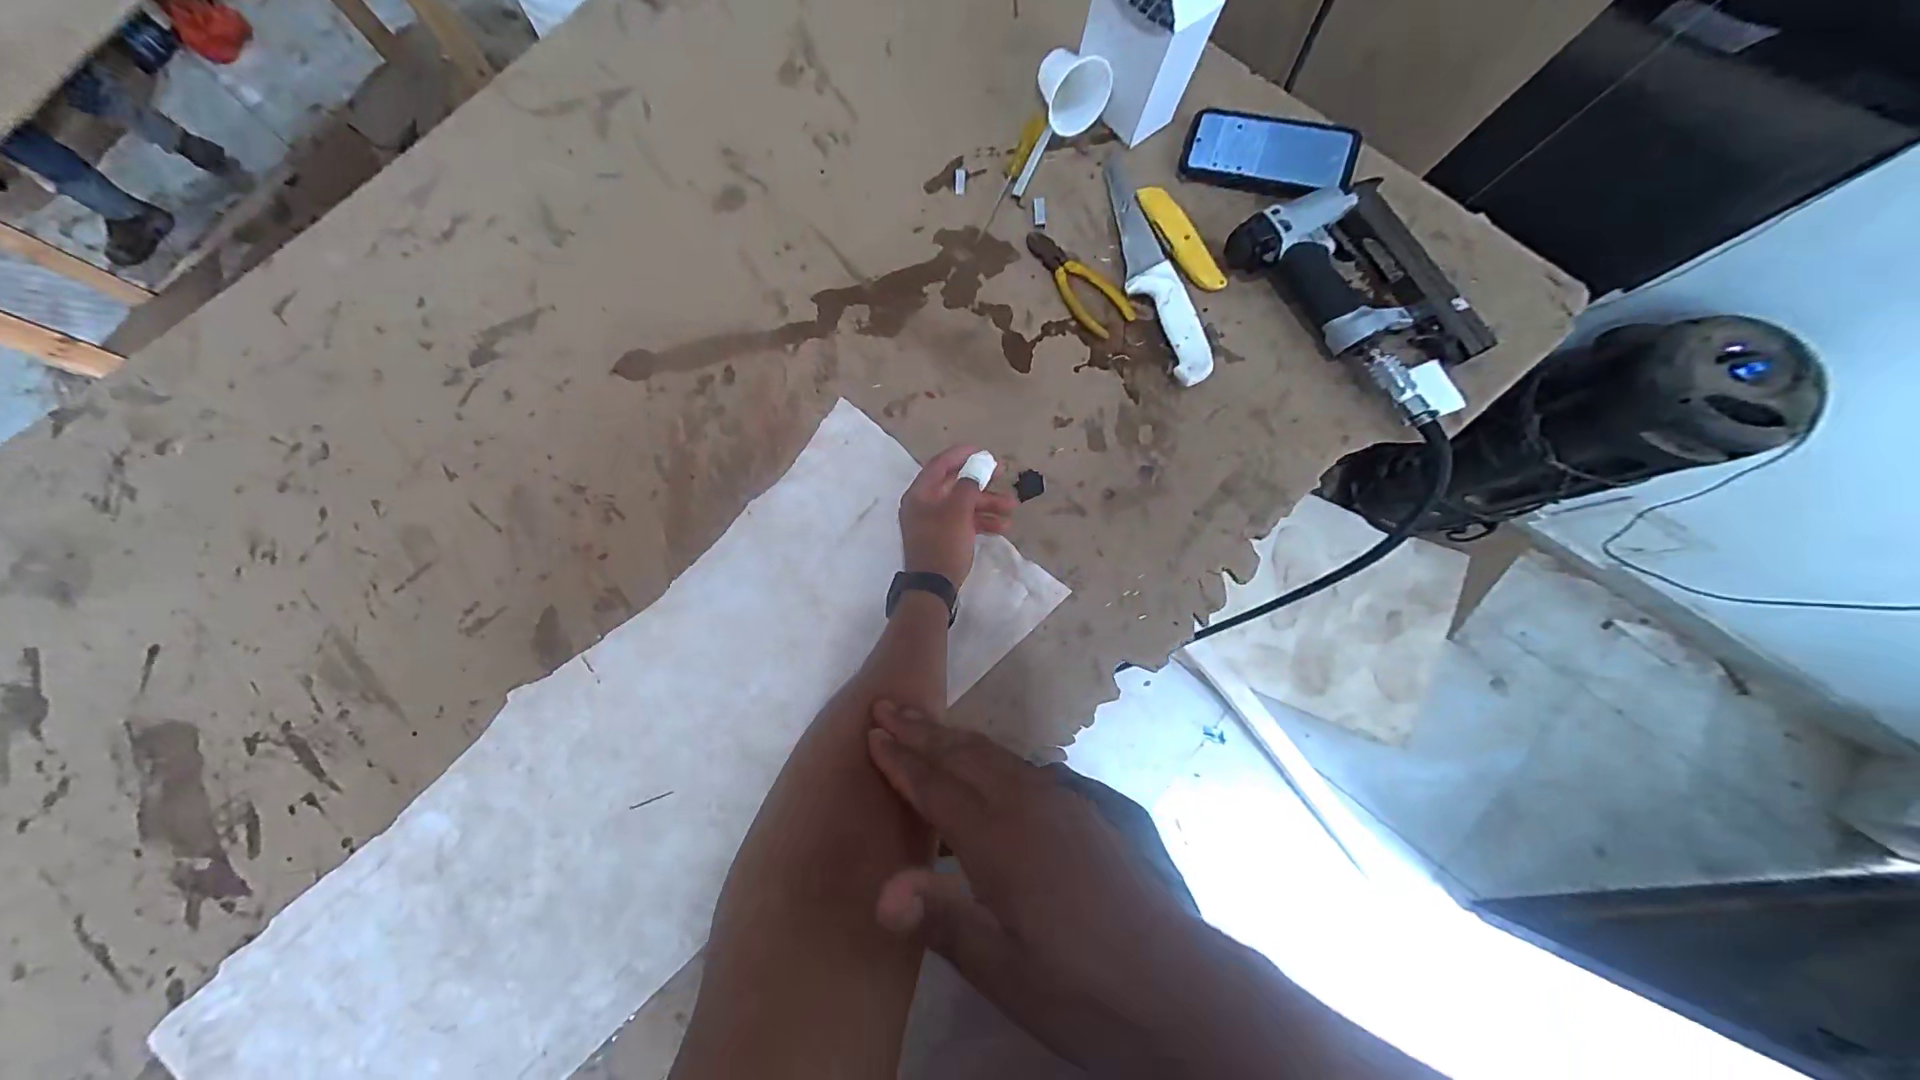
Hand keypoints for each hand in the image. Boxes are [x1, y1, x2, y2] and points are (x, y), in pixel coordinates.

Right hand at [865, 701, 1222, 1074]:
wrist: (1177, 983)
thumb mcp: (1006, 971)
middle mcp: (1029, 806)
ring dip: (954, 737)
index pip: (938, 788)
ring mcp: (1061, 803)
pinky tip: (985, 765)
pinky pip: (1021, 767)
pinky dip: (987, 754)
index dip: (901, 761)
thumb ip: (943, 922)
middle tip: (886, 704)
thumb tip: (880, 891)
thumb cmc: (1080, 987)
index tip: (871, 732)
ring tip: (925, 724)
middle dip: (921, 730)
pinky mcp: (1082, 811)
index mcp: (1002, 841)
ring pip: (995, 755)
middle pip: (964, 756)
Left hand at [899, 445, 1016, 586]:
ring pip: (963, 505)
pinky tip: (1002, 527)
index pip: (940, 465)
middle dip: (982, 484)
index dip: (962, 455)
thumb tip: (977, 467)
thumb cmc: (943, 545)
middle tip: (1003, 477)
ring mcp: (932, 523)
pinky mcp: (942, 538)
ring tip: (1011, 509)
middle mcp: (923, 505)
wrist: (932, 588)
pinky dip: (981, 522)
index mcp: (920, 494)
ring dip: (987, 505)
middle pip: (955, 485)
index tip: (983, 450)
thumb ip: (968, 485)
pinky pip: (963, 522)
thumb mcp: (958, 511)